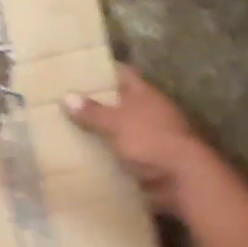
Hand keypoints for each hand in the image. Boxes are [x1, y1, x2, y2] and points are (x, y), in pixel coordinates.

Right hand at [64, 64, 210, 214]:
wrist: (182, 177)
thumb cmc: (149, 140)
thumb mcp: (116, 123)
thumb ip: (93, 112)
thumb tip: (67, 96)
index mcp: (144, 94)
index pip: (122, 73)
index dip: (102, 69)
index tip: (78, 69)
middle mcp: (150, 111)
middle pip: (120, 101)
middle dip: (97, 103)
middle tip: (65, 103)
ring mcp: (152, 137)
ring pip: (121, 129)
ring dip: (101, 132)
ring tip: (69, 132)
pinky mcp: (150, 161)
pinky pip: (123, 155)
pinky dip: (108, 157)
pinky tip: (86, 160)